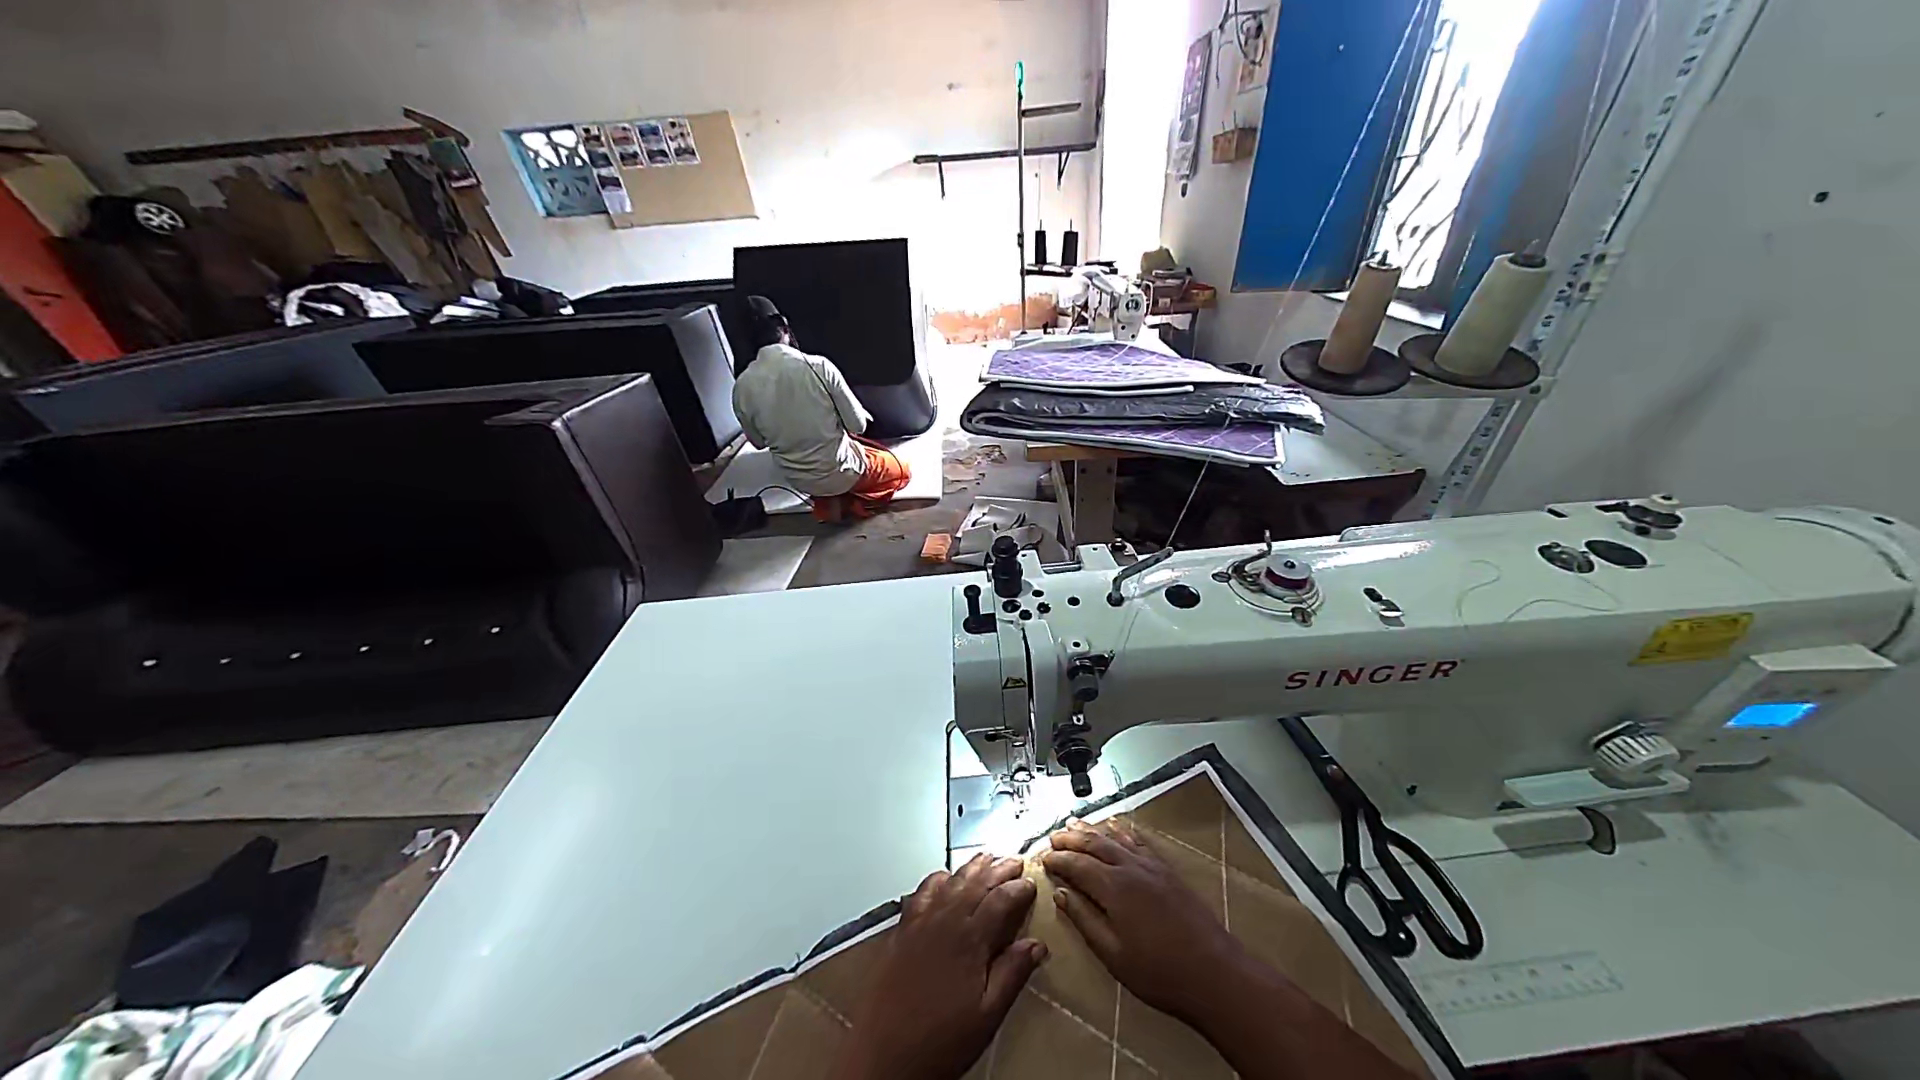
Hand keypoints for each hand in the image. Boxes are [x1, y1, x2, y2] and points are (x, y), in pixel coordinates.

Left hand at [832, 855, 1047, 1079]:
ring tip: (986, 859)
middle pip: (976, 882)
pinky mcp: (902, 929)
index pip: (1000, 900)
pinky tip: (944, 878)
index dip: (1018, 889)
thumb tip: (1036, 944)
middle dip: (998, 869)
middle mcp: (945, 921)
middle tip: (1015, 861)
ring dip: (971, 868)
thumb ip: (1012, 974)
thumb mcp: (987, 1015)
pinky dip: (938, 879)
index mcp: (970, 939)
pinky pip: (922, 891)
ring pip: (951, 881)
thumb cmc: (941, 1041)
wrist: (885, 1054)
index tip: (1031, 884)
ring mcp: (921, 921)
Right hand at [1041, 819, 1244, 1023]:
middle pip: (1094, 844)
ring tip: (1075, 823)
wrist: (1215, 973)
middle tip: (1053, 836)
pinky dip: (1122, 832)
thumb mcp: (1113, 954)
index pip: (1077, 865)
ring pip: (1115, 838)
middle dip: (1070, 838)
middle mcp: (1131, 868)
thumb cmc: (1160, 972)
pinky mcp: (1167, 872)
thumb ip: (1084, 920)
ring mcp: (1152, 867)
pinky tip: (1116, 827)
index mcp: (1114, 887)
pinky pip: (1138, 842)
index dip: (1058, 860)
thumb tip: (1061, 894)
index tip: (1043, 858)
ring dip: (1092, 830)